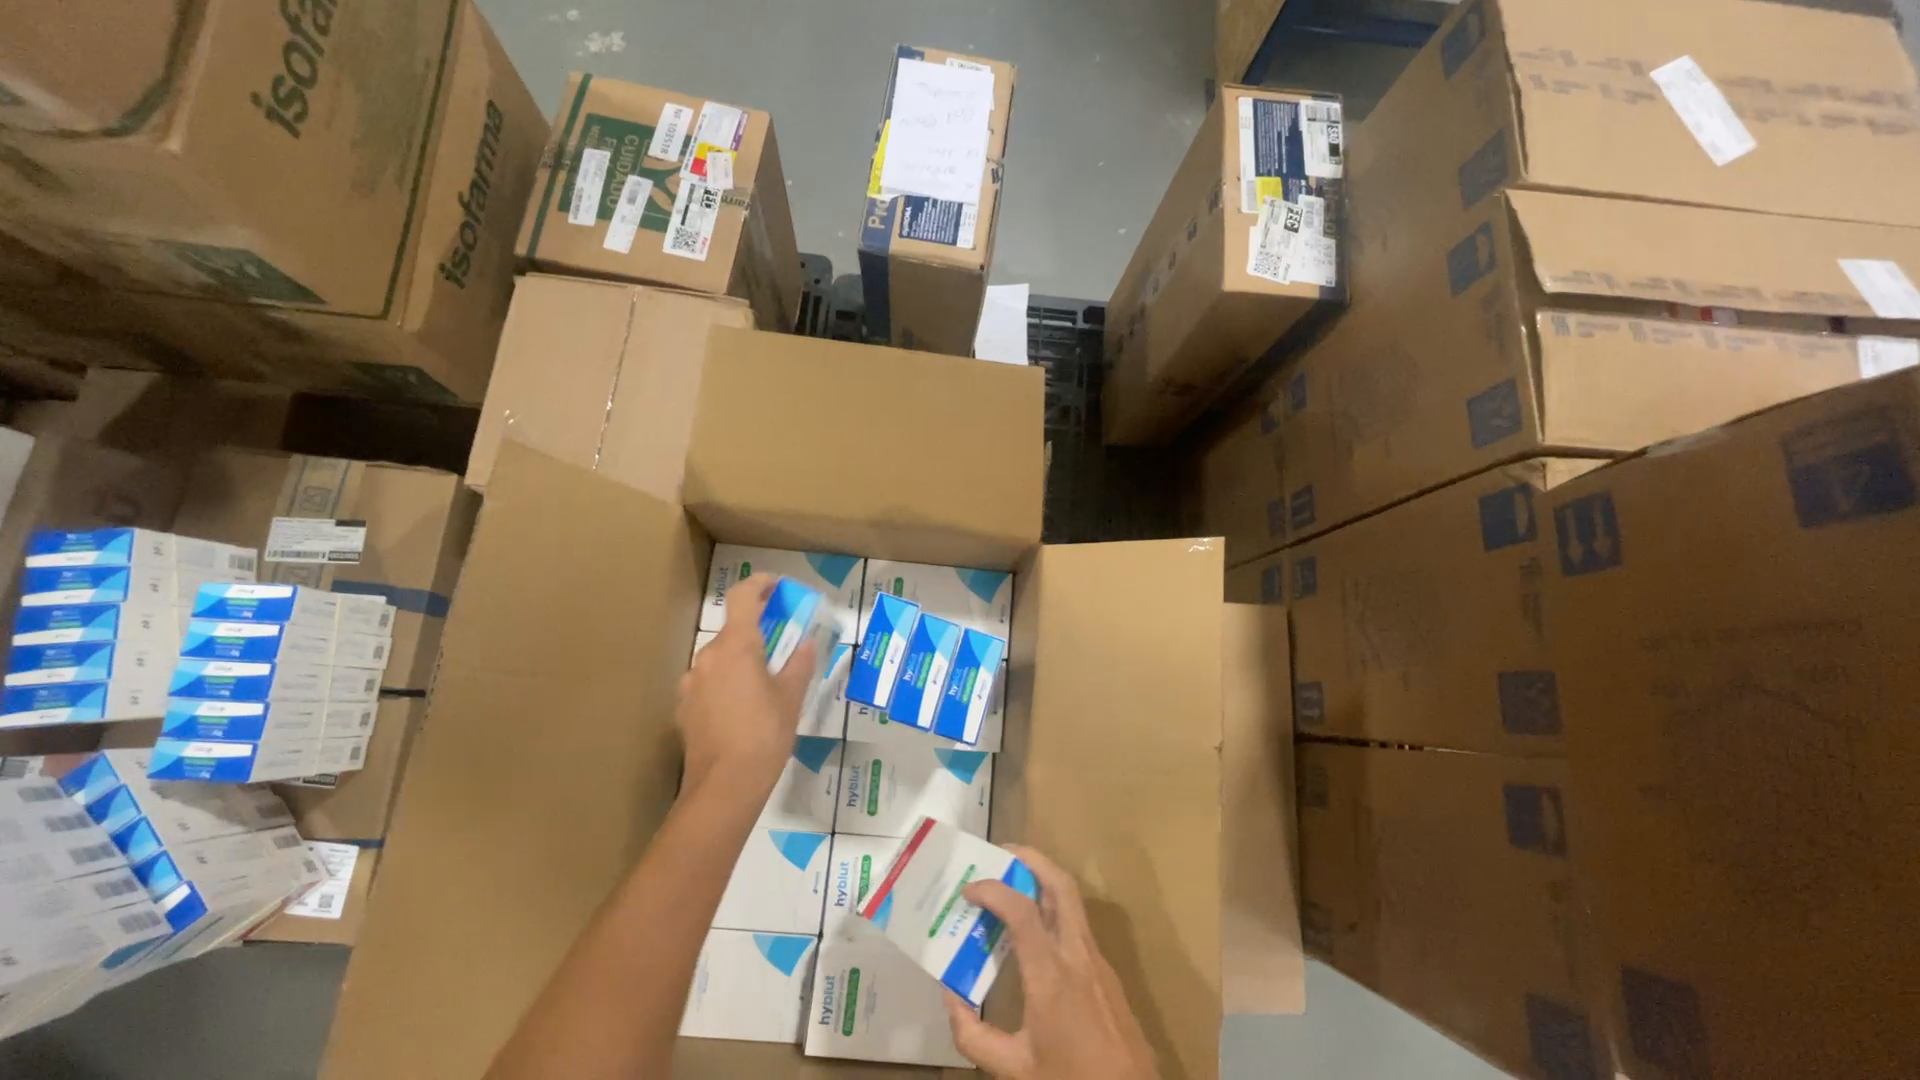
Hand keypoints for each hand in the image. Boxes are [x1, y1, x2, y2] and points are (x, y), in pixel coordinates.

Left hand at [677, 574, 815, 790]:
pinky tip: (741, 710)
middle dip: (756, 631)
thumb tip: (807, 642)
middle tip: (781, 642)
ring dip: (740, 660)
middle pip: (732, 631)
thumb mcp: (791, 699)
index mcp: (736, 647)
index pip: (743, 597)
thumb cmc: (765, 736)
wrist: (724, 787)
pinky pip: (708, 684)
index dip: (759, 584)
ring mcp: (691, 683)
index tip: (777, 585)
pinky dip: (726, 685)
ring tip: (763, 683)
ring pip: (719, 659)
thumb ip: (799, 664)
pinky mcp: (684, 708)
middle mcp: (708, 657)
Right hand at [944, 846, 1158, 1079]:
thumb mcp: (1012, 1069)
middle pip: (1061, 884)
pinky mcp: (1106, 972)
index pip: (1022, 911)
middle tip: (999, 853)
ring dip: (1042, 880)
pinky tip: (1031, 932)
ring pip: (1072, 901)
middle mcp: (1077, 956)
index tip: (968, 890)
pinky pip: (1075, 926)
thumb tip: (951, 996)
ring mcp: (1097, 960)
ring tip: (1010, 883)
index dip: (993, 890)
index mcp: (1051, 976)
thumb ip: (973, 1035)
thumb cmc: (1070, 1079)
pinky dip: (1051, 911)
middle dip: (1030, 858)